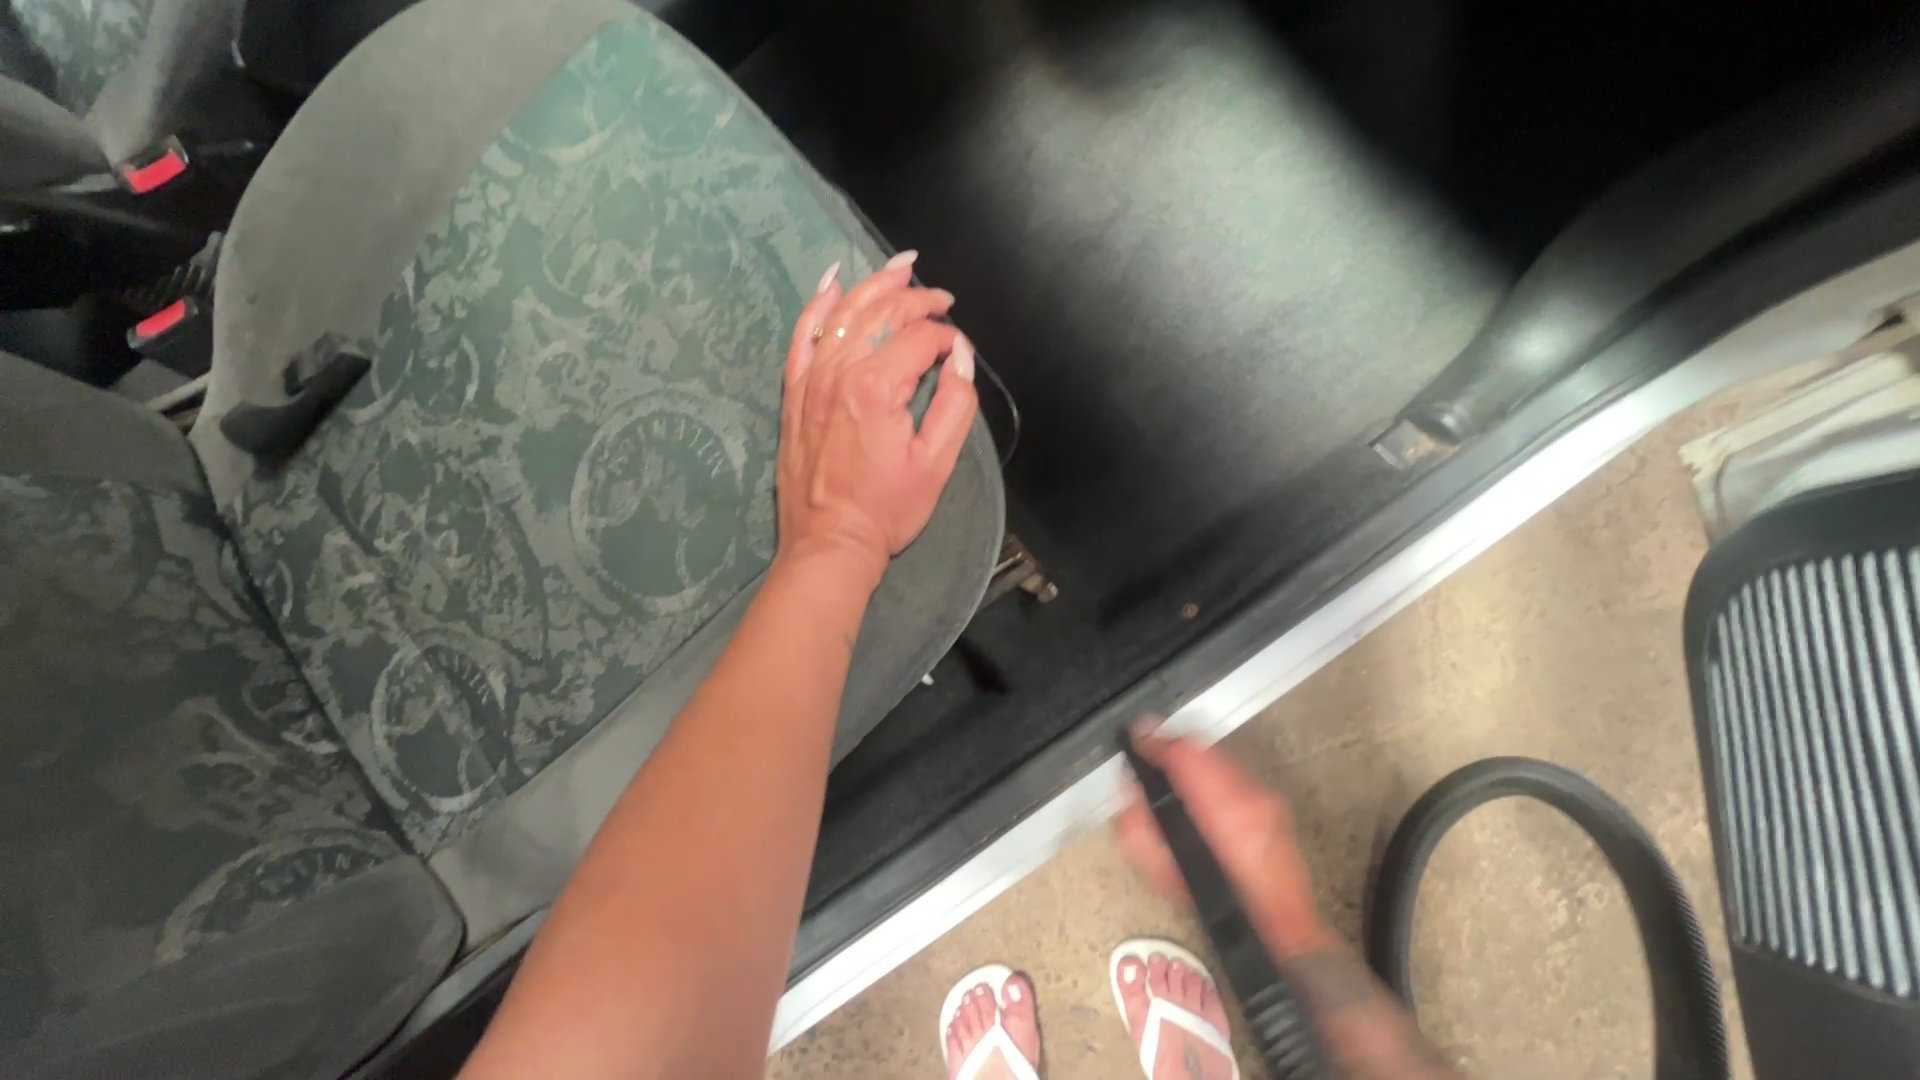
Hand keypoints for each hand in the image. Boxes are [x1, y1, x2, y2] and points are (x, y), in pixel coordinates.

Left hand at [777, 252, 977, 582]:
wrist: (829, 542)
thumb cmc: (888, 509)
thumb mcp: (937, 463)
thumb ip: (956, 402)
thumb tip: (960, 355)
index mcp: (878, 387)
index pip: (919, 338)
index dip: (945, 336)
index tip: (958, 348)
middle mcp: (839, 372)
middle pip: (880, 314)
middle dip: (916, 298)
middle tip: (940, 296)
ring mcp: (811, 380)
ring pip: (843, 315)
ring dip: (873, 285)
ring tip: (900, 268)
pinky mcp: (794, 393)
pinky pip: (802, 336)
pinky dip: (817, 306)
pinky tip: (832, 282)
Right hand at [1115, 720, 1336, 957]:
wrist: (1279, 925)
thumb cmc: (1222, 905)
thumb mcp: (1167, 874)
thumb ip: (1142, 828)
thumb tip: (1131, 793)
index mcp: (1220, 813)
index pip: (1182, 755)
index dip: (1154, 741)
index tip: (1137, 736)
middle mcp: (1247, 797)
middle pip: (1201, 748)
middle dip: (1172, 747)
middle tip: (1150, 749)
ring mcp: (1264, 799)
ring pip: (1219, 757)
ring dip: (1192, 758)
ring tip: (1171, 763)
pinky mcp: (1272, 803)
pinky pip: (1234, 773)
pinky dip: (1212, 772)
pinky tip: (1201, 786)